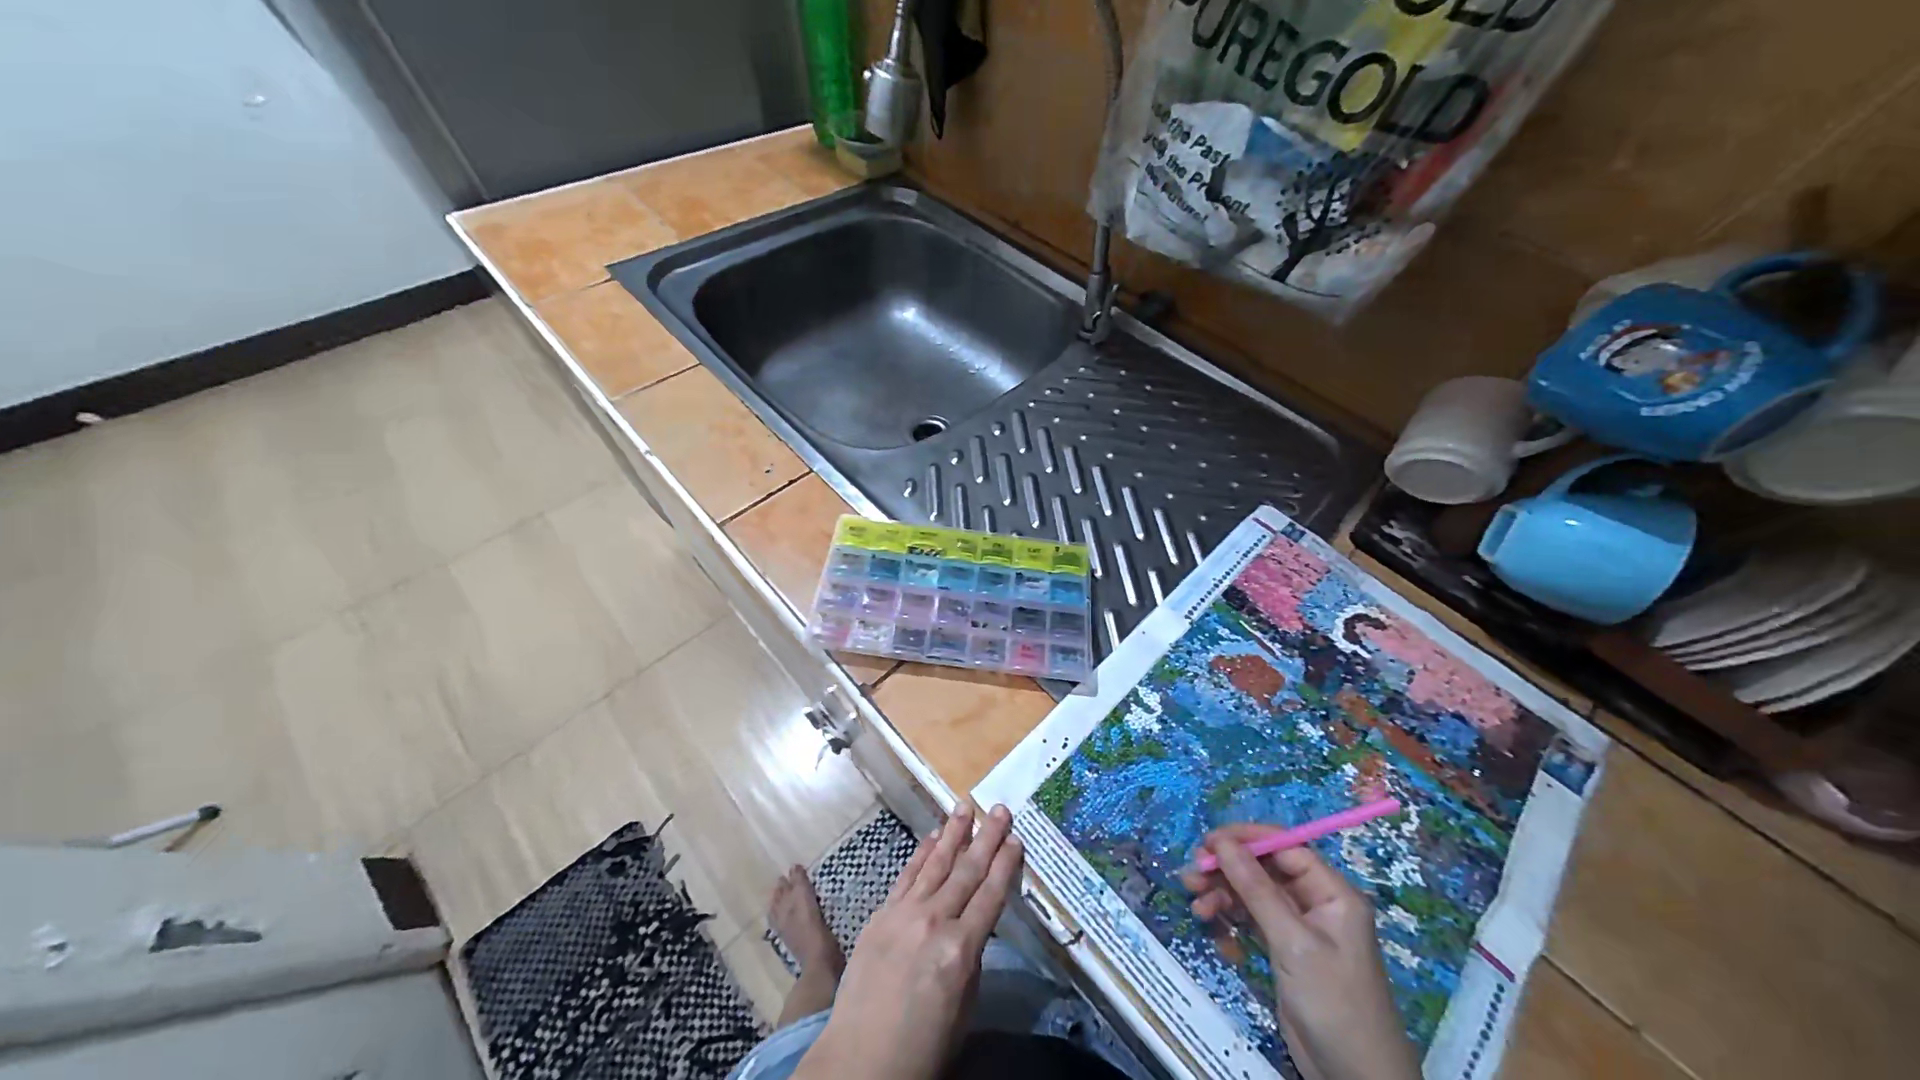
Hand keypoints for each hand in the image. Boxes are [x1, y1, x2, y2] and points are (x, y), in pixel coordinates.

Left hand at [793, 803, 1024, 1079]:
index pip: (991, 896)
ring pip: (935, 864)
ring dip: (953, 833)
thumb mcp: (963, 1007)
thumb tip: (972, 928)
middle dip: (986, 838)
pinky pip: (906, 876)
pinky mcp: (881, 915)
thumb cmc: (922, 1047)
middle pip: (966, 871)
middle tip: (1000, 809)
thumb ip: (970, 959)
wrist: (860, 1059)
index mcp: (960, 950)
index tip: (1016, 839)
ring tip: (966, 806)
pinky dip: (921, 853)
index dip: (1006, 865)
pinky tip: (933, 837)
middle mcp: (933, 922)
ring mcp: (903, 914)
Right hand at [1183, 826, 1419, 1079]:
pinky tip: (1208, 921)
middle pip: (1264, 868)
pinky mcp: (1282, 949)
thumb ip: (1256, 888)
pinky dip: (1228, 916)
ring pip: (1252, 892)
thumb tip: (1223, 842)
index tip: (1209, 842)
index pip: (1285, 847)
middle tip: (1193, 874)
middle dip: (1228, 868)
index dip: (1247, 840)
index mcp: (1332, 893)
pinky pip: (1250, 918)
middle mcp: (1315, 903)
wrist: (1355, 1077)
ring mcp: (1298, 927)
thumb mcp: (1293, 942)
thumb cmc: (1334, 1002)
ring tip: (1194, 902)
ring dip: (1221, 892)